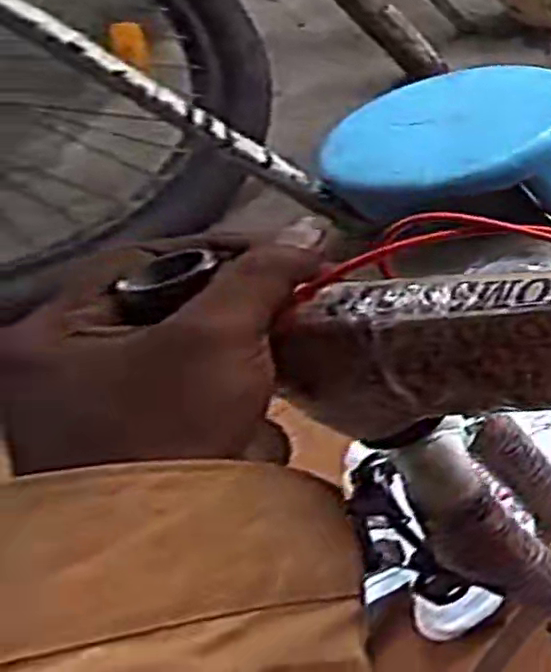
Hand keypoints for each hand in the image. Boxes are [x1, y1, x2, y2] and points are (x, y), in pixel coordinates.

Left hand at [0, 222, 325, 475]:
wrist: (176, 510)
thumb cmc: (170, 419)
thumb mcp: (218, 333)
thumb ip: (263, 274)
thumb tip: (311, 230)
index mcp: (49, 332)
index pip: (142, 257)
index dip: (220, 247)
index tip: (285, 253)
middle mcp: (70, 353)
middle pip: (172, 288)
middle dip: (243, 281)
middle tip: (297, 279)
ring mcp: (114, 383)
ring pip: (198, 320)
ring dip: (254, 311)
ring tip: (299, 308)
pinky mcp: (161, 404)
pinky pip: (210, 353)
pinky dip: (251, 341)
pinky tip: (285, 340)